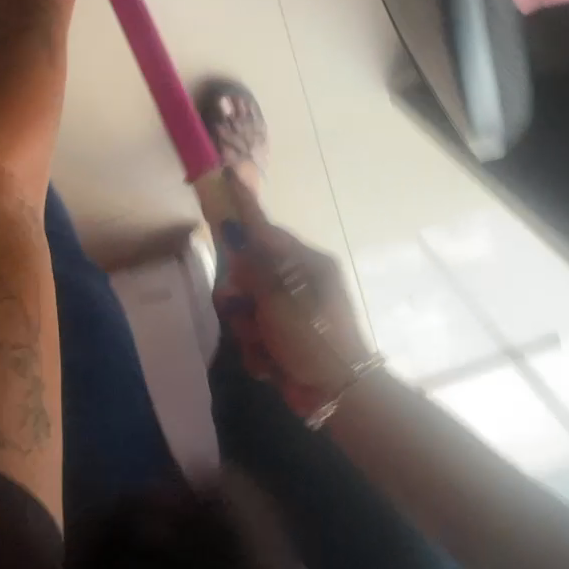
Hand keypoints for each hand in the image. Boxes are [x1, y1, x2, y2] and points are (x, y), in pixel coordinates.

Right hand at [216, 173, 373, 412]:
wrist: (338, 394)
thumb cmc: (313, 339)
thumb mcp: (280, 299)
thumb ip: (254, 269)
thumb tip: (238, 238)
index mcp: (307, 265)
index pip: (266, 230)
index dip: (245, 207)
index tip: (230, 174)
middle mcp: (300, 283)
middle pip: (248, 274)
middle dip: (240, 298)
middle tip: (242, 312)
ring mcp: (292, 313)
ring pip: (246, 309)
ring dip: (249, 331)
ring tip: (265, 348)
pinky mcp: (285, 341)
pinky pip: (254, 335)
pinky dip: (258, 351)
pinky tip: (271, 365)